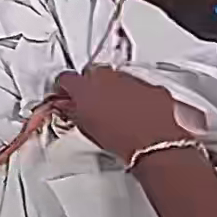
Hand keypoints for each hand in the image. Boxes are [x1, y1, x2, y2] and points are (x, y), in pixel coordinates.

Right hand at [53, 67, 196, 164]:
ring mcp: (130, 79)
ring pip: (115, 78)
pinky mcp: (150, 86)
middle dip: (89, 85)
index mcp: (85, 86)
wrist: (152, 143)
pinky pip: (138, 85)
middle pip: (91, 73)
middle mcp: (107, 76)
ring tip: (113, 110)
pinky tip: (133, 111)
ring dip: (112, 89)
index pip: (66, 78)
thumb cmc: (120, 137)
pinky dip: (134, 94)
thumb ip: (73, 111)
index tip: (65, 96)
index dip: (64, 88)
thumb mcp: (85, 127)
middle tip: (89, 104)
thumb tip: (69, 108)